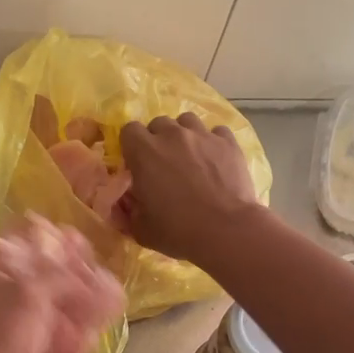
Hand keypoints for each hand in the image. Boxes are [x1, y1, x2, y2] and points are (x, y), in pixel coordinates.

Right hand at [119, 112, 258, 259]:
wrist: (225, 230)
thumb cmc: (177, 231)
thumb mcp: (141, 229)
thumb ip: (128, 210)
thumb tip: (126, 202)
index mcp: (144, 153)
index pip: (129, 130)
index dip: (132, 146)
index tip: (137, 164)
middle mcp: (172, 135)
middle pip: (158, 123)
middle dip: (157, 140)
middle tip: (163, 164)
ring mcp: (202, 135)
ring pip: (187, 121)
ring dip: (184, 136)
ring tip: (190, 157)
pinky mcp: (228, 142)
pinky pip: (216, 132)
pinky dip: (212, 142)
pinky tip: (214, 160)